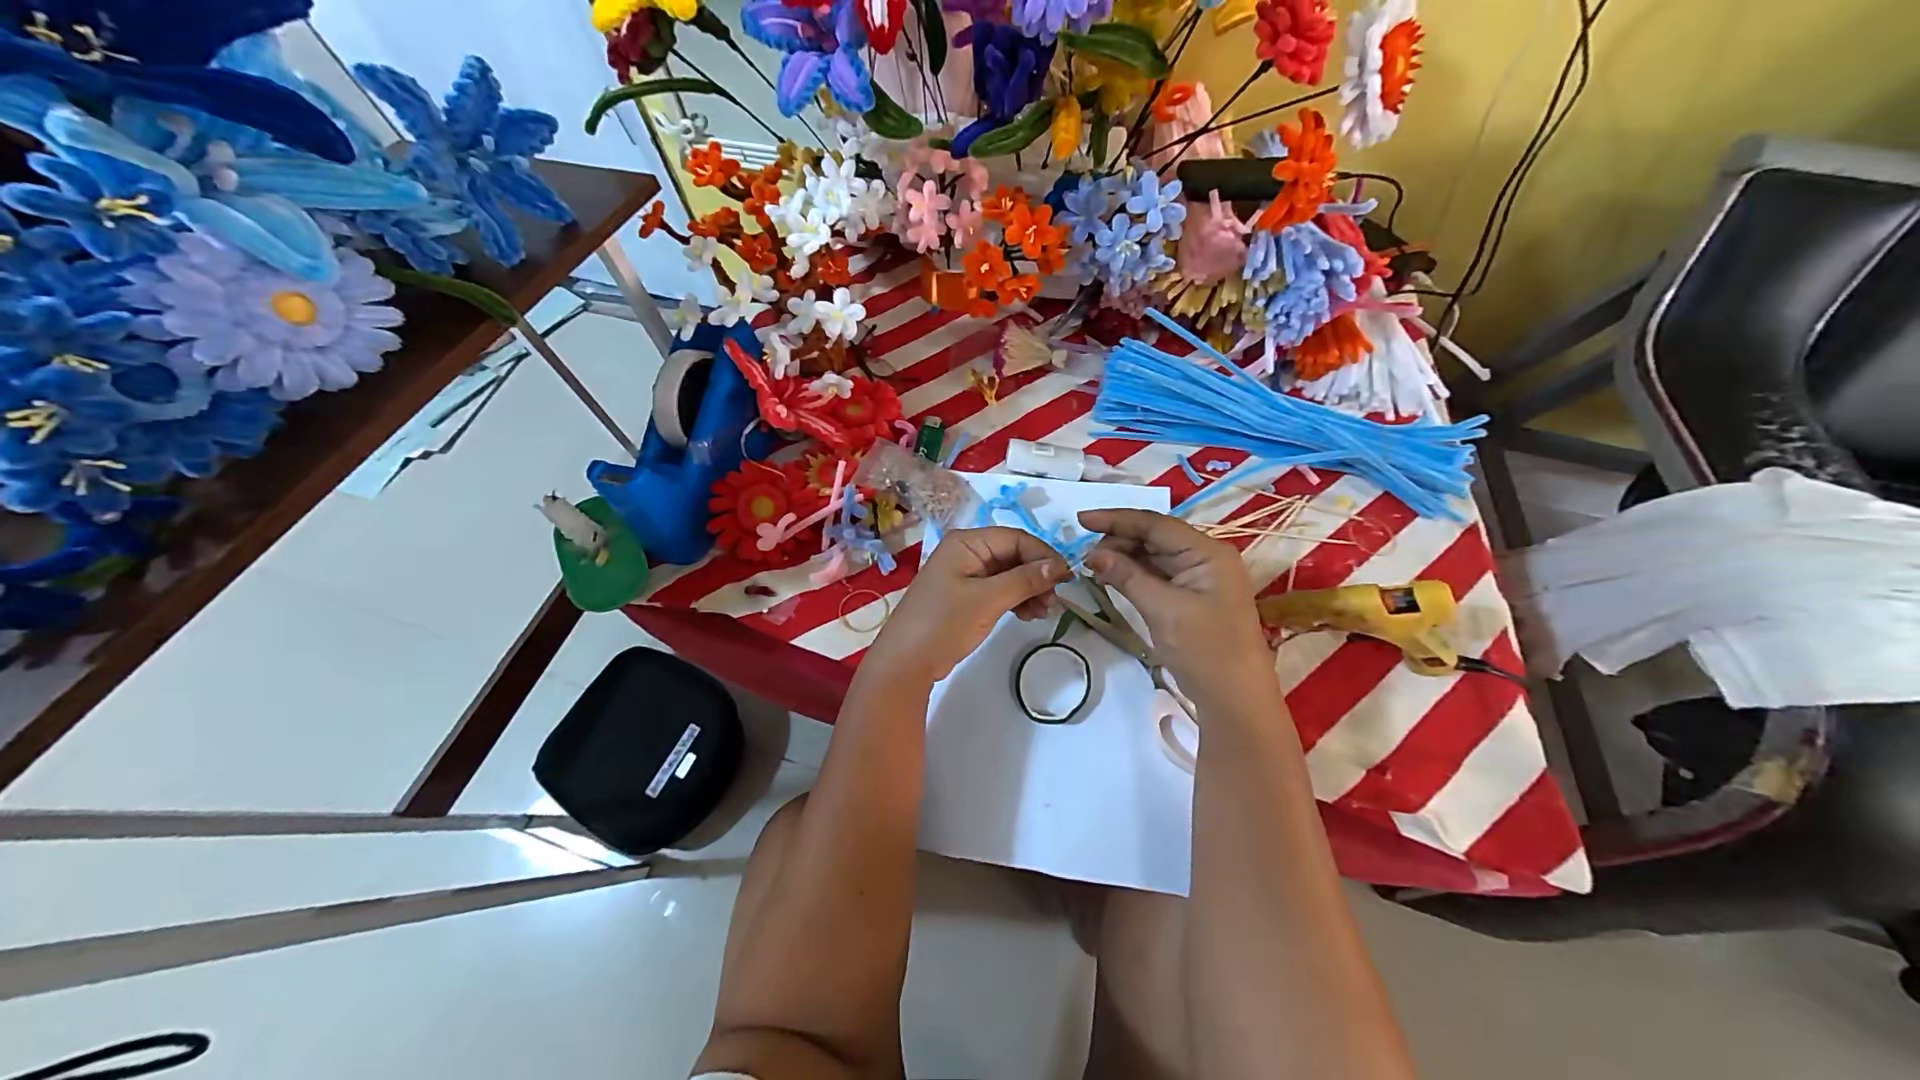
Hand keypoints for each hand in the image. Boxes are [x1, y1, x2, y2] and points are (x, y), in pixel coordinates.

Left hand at [866, 526, 1069, 682]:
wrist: (906, 662)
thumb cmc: (944, 623)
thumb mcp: (988, 599)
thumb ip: (1024, 580)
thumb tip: (1058, 567)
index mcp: (967, 542)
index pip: (1016, 538)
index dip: (1044, 555)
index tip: (1067, 578)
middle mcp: (966, 553)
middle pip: (1014, 555)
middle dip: (1037, 575)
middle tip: (1055, 601)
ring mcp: (965, 575)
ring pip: (1009, 574)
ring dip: (1030, 590)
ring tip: (1044, 612)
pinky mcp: (966, 597)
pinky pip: (1000, 590)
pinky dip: (1017, 600)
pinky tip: (1029, 615)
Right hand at [1078, 509, 1274, 710]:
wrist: (1234, 698)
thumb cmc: (1205, 650)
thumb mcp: (1163, 609)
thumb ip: (1128, 576)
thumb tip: (1093, 553)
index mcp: (1208, 552)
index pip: (1156, 524)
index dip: (1117, 519)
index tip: (1080, 520)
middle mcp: (1205, 558)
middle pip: (1155, 537)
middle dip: (1118, 540)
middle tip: (1083, 554)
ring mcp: (1199, 578)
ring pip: (1153, 556)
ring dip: (1123, 557)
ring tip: (1092, 565)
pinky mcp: (1190, 597)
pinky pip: (1157, 575)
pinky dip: (1133, 574)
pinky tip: (1110, 576)